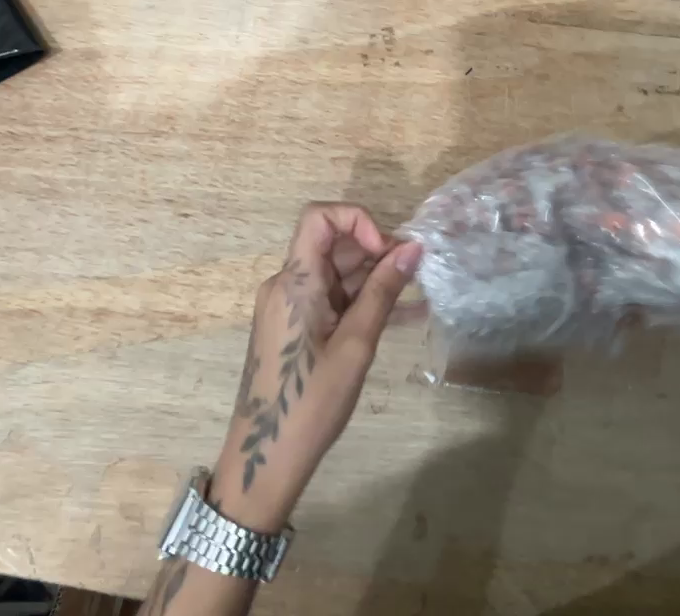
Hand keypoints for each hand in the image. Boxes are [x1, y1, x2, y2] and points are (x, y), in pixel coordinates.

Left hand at [209, 204, 420, 531]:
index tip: (387, 251)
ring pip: (335, 272)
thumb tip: (413, 248)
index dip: (357, 220)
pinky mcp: (294, 326)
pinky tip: (401, 315)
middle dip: (376, 251)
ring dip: (374, 278)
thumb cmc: (311, 403)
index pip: (319, 217)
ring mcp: (288, 306)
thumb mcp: (356, 345)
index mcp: (294, 282)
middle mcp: (285, 285)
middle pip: (332, 245)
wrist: (265, 462)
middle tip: (414, 276)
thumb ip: (383, 292)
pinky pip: (330, 298)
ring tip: (414, 297)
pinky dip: (361, 301)